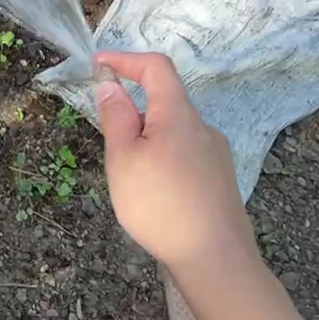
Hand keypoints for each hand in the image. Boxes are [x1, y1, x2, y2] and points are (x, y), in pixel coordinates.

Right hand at [95, 51, 255, 274]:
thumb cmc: (160, 205)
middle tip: (110, 146)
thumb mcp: (123, 159)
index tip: (98, 64)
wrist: (216, 260)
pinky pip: (185, 153)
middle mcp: (203, 127)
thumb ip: (116, 117)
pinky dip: (162, 158)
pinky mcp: (220, 179)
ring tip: (131, 179)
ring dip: (147, 139)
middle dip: (132, 111)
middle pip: (165, 101)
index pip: (156, 67)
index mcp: (178, 115)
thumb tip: (111, 85)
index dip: (126, 59)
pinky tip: (155, 194)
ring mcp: (216, 154)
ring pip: (174, 131)